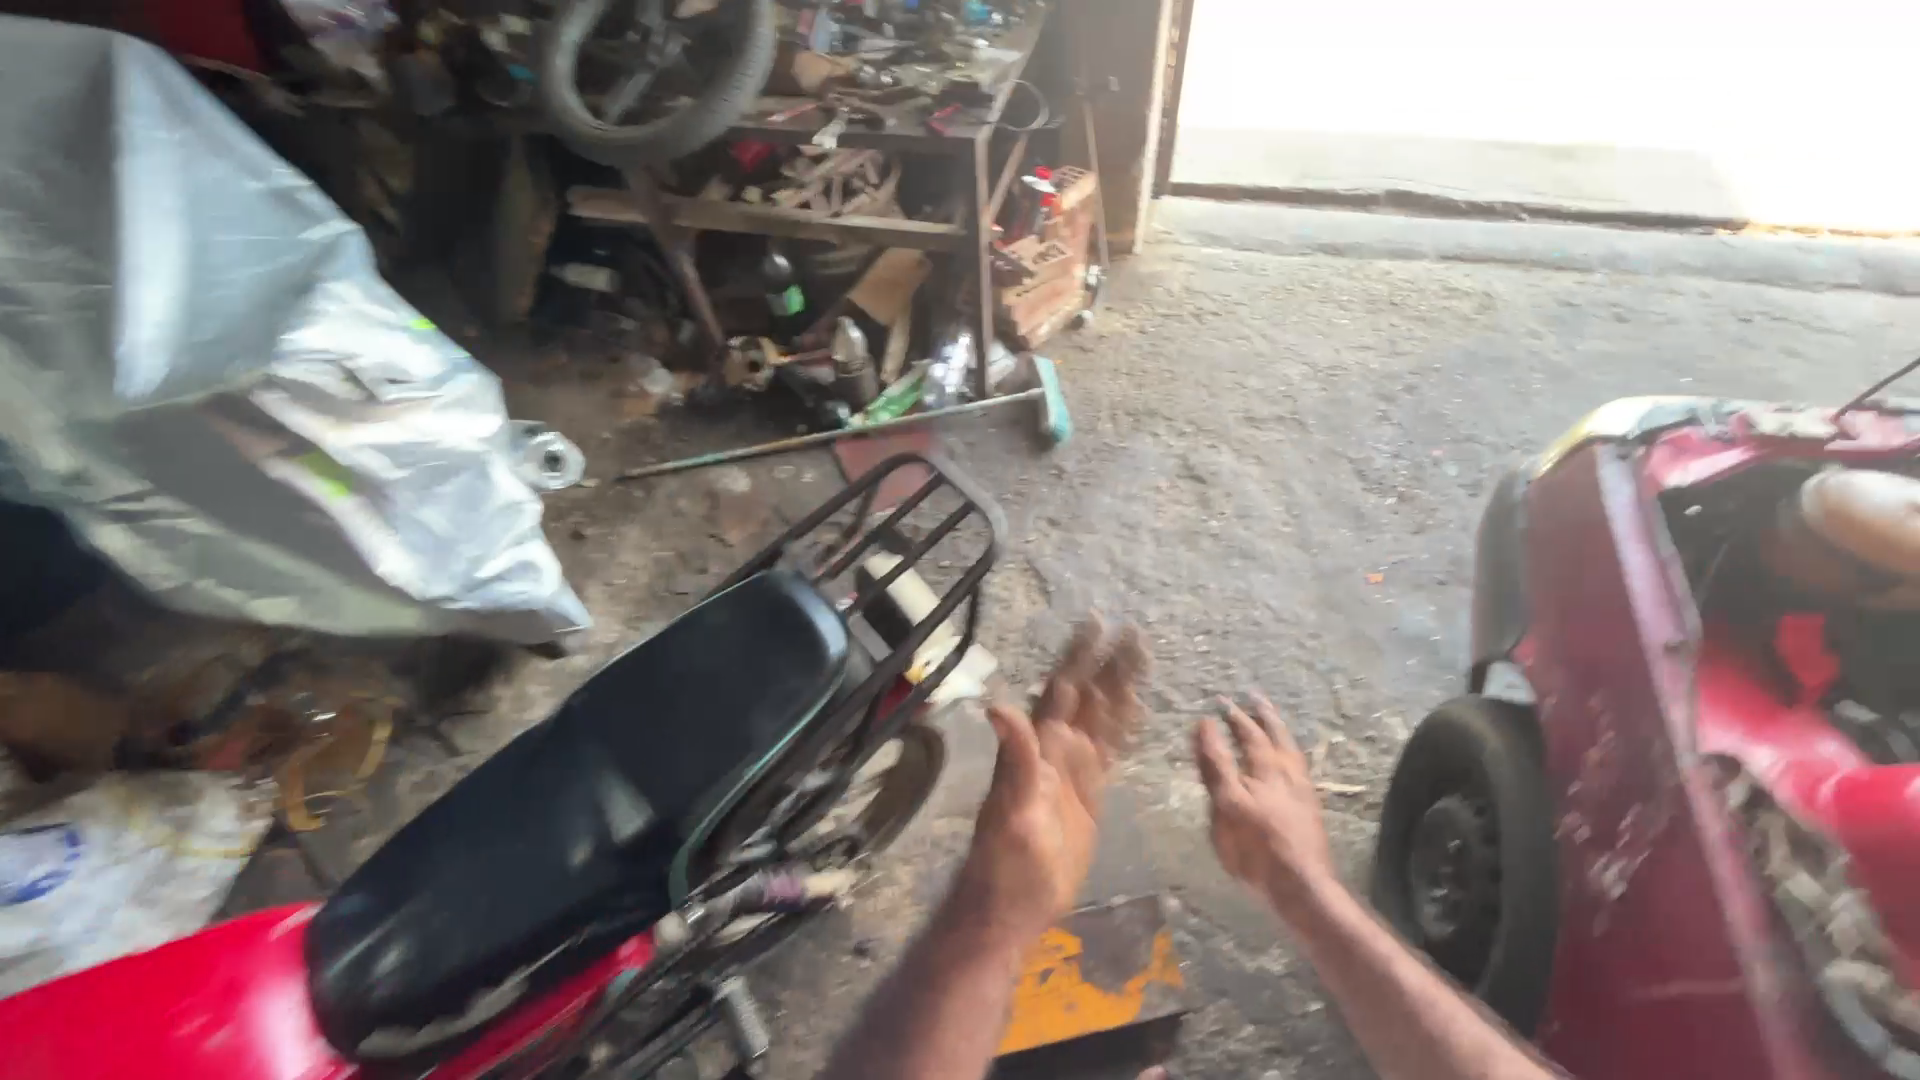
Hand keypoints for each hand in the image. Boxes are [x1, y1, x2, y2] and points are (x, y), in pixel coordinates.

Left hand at [950, 618, 1147, 946]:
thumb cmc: (1007, 858)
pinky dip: (1125, 728)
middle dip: (1110, 663)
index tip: (1098, 623)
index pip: (1064, 689)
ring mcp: (1075, 770)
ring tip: (1141, 659)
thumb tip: (995, 703)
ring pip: (1103, 719)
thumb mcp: (1010, 807)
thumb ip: (1013, 756)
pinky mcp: (1091, 794)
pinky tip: (1137, 711)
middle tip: (1135, 632)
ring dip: (1121, 689)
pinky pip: (1112, 751)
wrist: (1015, 901)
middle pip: (1090, 696)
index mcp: (1041, 745)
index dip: (1080, 656)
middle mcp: (1058, 748)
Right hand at [1194, 694, 1335, 919]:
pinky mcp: (1310, 809)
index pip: (1247, 735)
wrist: (1303, 886)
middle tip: (1253, 697)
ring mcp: (1302, 791)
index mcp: (1266, 769)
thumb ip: (1215, 764)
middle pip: (1276, 737)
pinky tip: (1287, 758)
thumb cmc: (1256, 847)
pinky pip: (1299, 766)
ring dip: (1279, 731)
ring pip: (1291, 751)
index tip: (1219, 703)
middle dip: (1262, 716)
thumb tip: (1206, 726)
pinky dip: (1289, 752)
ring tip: (1271, 720)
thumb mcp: (1226, 804)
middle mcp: (1288, 773)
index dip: (1233, 719)